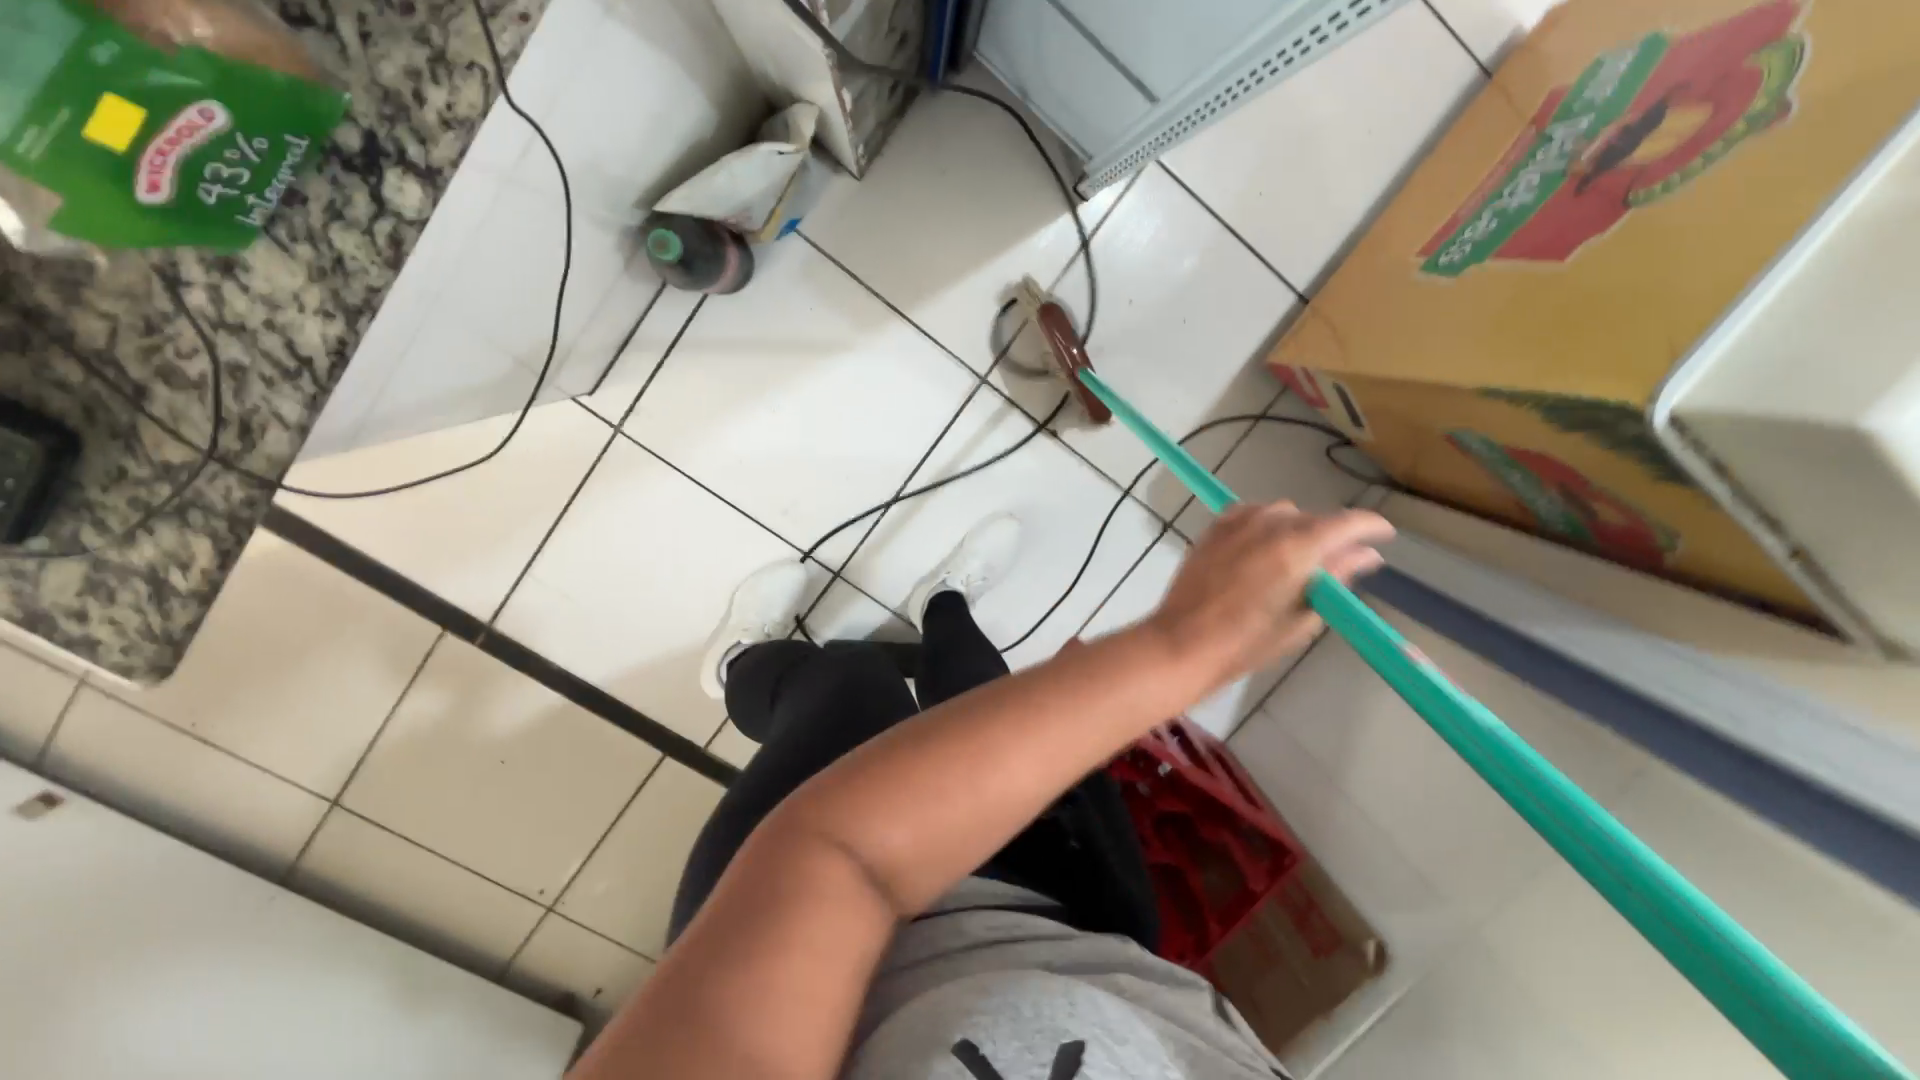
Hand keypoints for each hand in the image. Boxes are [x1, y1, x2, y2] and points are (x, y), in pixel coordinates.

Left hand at [1145, 502, 1394, 690]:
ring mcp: (1238, 522)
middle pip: (1314, 519)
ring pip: (1282, 514)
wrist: (1183, 641)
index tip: (1383, 536)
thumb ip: (1336, 578)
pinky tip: (1263, 550)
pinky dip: (1265, 527)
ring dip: (1295, 531)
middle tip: (1331, 568)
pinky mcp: (1215, 528)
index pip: (1347, 522)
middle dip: (1329, 538)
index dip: (1371, 527)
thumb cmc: (1247, 642)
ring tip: (1293, 563)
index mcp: (1297, 547)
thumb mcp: (1303, 618)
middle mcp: (1269, 524)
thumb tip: (1367, 555)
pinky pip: (1251, 515)